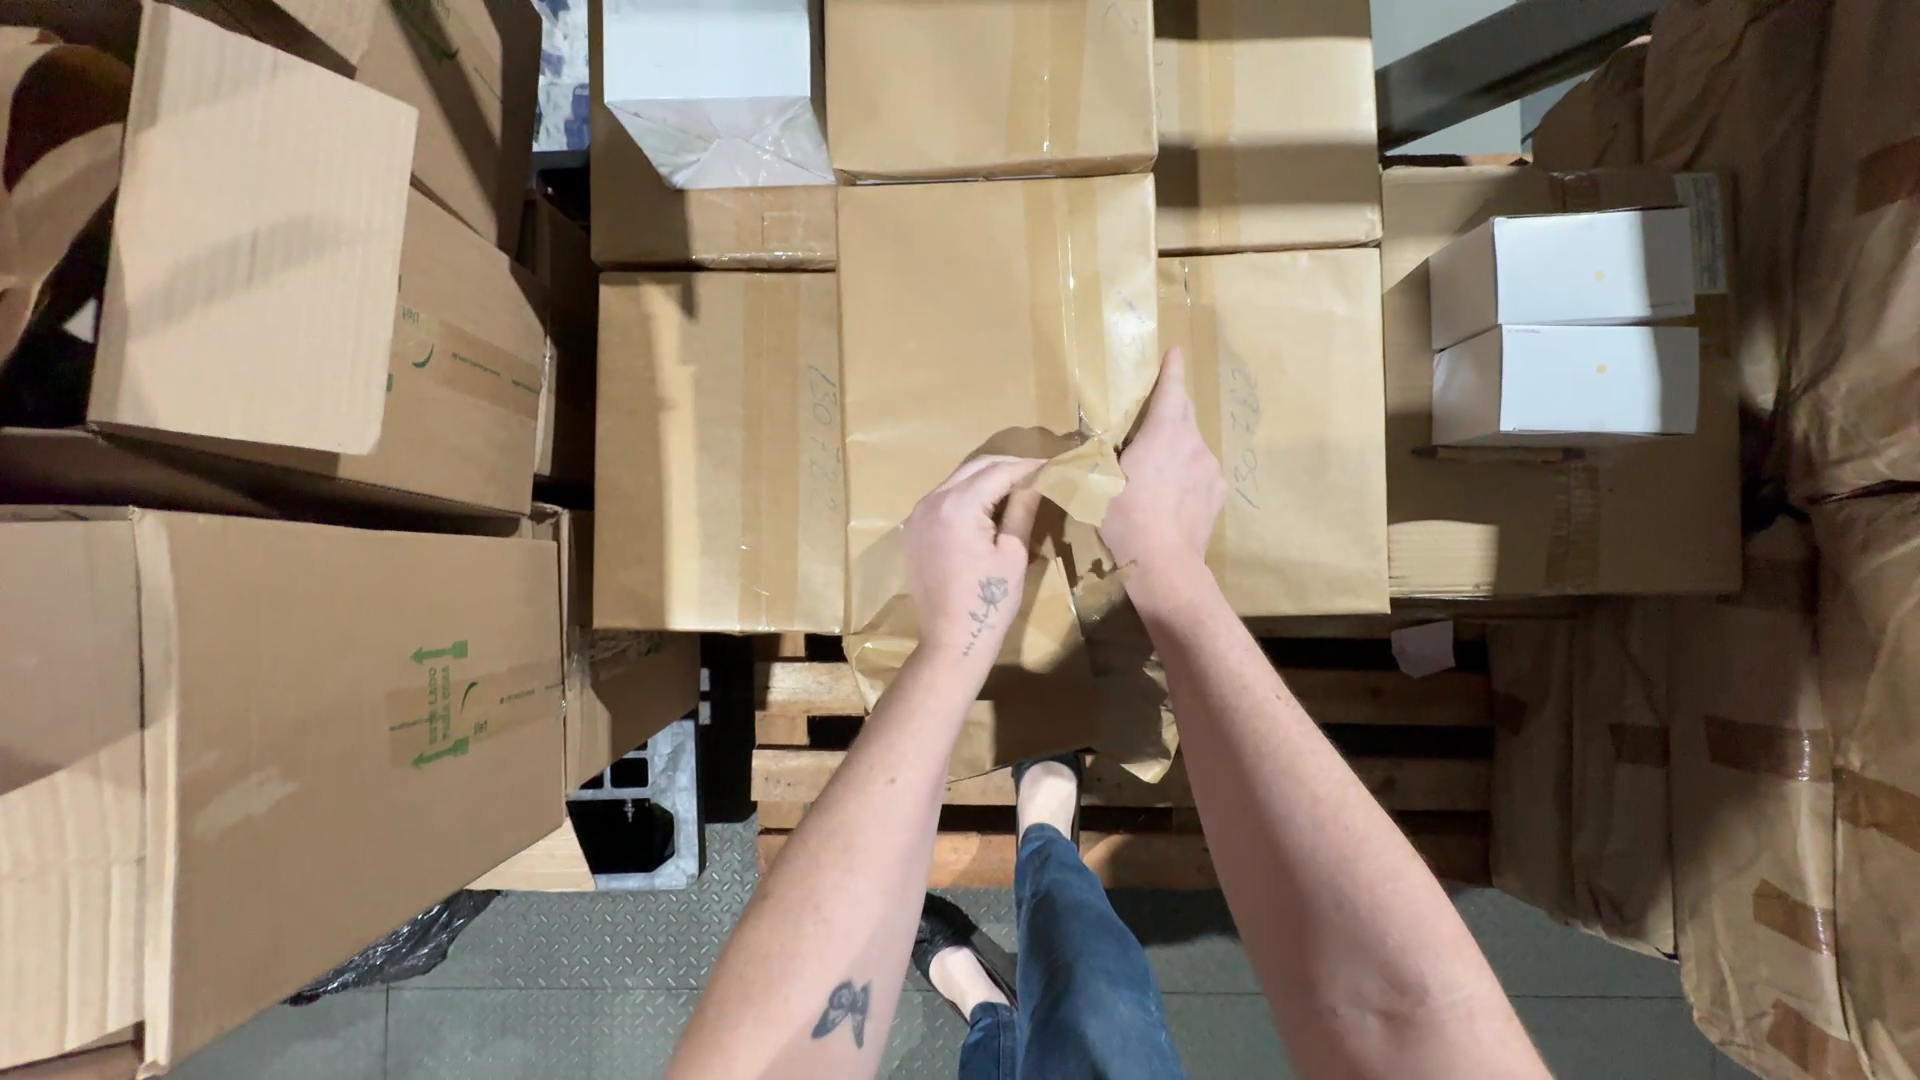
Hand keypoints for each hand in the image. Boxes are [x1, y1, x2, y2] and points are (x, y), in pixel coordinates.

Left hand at [904, 455, 1046, 660]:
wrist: (950, 639)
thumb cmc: (989, 600)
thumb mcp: (1013, 552)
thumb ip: (1022, 509)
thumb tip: (1037, 480)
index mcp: (957, 505)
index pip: (998, 471)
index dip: (1027, 466)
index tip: (1052, 465)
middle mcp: (931, 501)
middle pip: (974, 468)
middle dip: (1007, 467)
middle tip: (1037, 473)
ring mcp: (917, 515)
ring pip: (957, 480)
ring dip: (986, 479)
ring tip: (1017, 487)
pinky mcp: (913, 530)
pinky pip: (943, 499)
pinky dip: (967, 495)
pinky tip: (988, 507)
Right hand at [1102, 347, 1227, 596]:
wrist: (1164, 564)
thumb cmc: (1125, 518)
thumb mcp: (1096, 485)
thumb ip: (1093, 460)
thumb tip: (1082, 451)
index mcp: (1163, 433)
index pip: (1171, 391)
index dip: (1172, 369)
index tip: (1177, 350)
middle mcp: (1193, 443)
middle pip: (1183, 415)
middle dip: (1171, 407)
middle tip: (1154, 411)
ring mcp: (1210, 470)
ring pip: (1192, 447)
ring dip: (1176, 449)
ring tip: (1156, 471)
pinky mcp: (1218, 495)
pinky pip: (1201, 475)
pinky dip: (1187, 475)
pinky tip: (1172, 497)